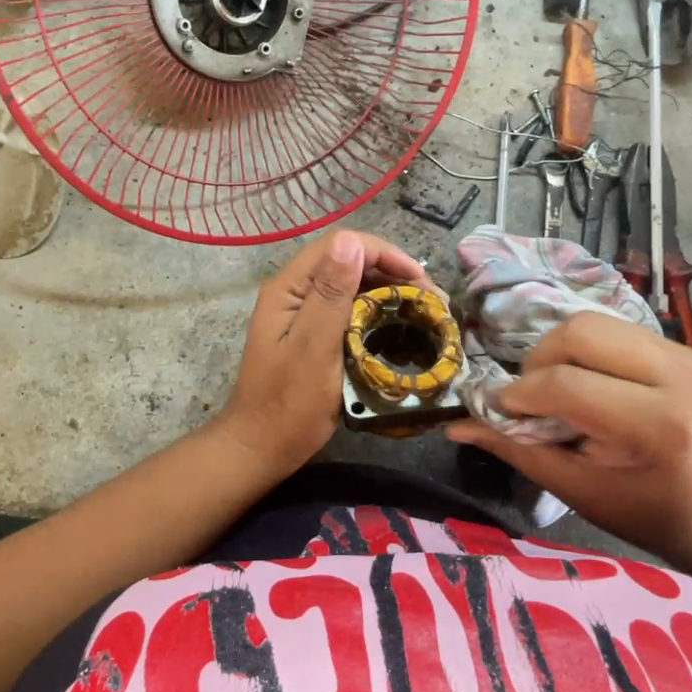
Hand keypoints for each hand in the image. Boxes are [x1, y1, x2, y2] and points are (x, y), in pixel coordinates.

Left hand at [211, 231, 430, 480]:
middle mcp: (294, 293)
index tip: (419, 280)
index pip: (339, 246)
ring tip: (424, 311)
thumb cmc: (288, 404)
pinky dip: (377, 312)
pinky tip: (400, 326)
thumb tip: (351, 243)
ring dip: (389, 292)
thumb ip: (331, 296)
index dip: (383, 254)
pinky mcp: (313, 335)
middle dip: (392, 273)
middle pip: (348, 262)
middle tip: (431, 300)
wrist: (260, 448)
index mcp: (288, 289)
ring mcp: (302, 314)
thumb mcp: (313, 349)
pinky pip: (349, 311)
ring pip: (352, 286)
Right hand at [445, 313, 691, 578]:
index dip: (519, 396)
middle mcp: (678, 376)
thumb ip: (517, 450)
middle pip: (579, 331)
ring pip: (593, 322)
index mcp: (659, 424)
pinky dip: (583, 352)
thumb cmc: (652, 516)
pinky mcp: (683, 349)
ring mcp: (685, 355)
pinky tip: (584, 386)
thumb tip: (455, 426)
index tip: (499, 414)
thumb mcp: (580, 491)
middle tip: (530, 398)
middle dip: (537, 361)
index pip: (565, 384)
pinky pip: (613, 331)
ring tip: (555, 391)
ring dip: (559, 352)